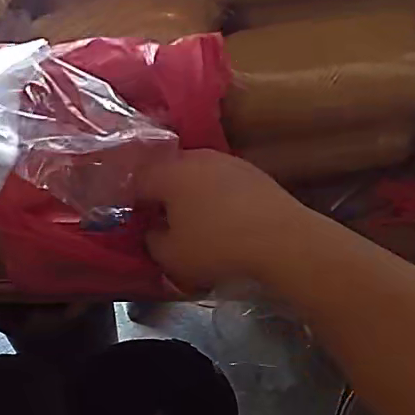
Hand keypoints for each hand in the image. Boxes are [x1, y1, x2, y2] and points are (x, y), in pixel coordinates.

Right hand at [136, 149, 324, 290]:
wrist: (282, 239)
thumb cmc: (217, 246)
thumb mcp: (172, 257)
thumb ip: (151, 241)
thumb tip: (152, 230)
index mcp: (168, 173)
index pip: (137, 180)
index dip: (132, 203)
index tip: (136, 223)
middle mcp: (196, 157)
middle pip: (168, 173)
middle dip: (161, 196)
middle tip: (162, 223)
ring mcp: (228, 161)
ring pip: (197, 176)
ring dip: (191, 196)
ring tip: (195, 224)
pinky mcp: (253, 172)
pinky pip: (222, 183)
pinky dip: (217, 199)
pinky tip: (224, 221)